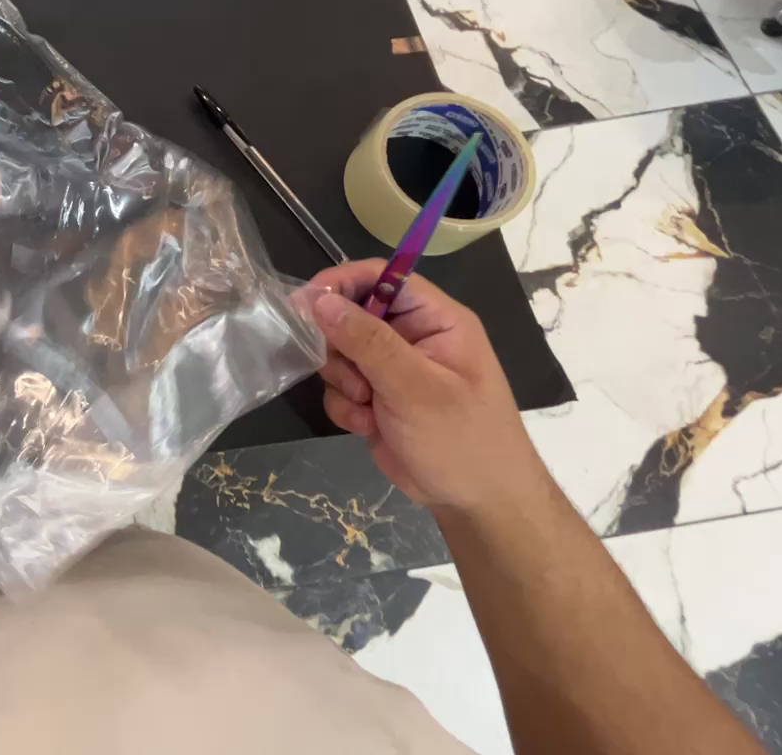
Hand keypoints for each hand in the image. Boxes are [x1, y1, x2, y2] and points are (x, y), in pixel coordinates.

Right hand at [303, 260, 548, 512]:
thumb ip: (366, 340)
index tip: (305, 302)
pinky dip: (345, 405)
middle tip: (352, 375)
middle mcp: (411, 336)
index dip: (341, 282)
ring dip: (342, 381)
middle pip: (349, 314)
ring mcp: (391, 367)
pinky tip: (368, 425)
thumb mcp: (415, 387)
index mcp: (435, 320)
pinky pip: (338, 384)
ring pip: (337, 352)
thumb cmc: (462, 440)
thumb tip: (317, 300)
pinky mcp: (374, 395)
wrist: (476, 505)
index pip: (381, 277)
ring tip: (368, 405)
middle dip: (340, 347)